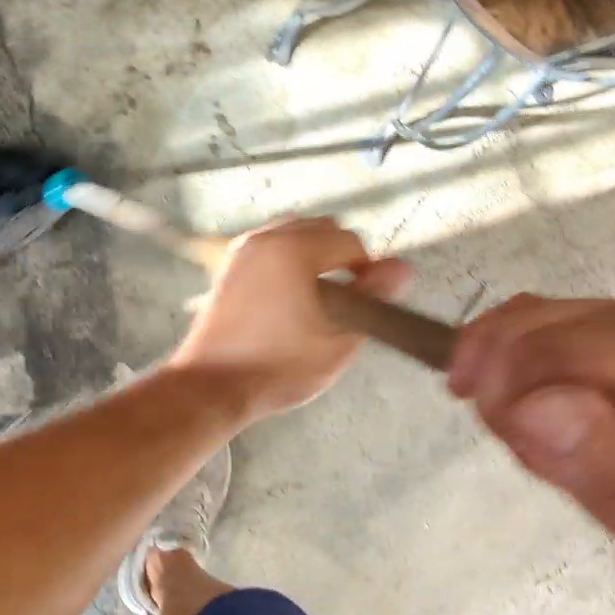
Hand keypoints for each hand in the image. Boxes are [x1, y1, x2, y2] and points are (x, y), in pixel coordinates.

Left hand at [168, 218, 411, 418]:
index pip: (349, 241)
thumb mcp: (338, 338)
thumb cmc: (279, 366)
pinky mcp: (227, 267)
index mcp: (294, 249)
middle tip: (348, 298)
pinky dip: (287, 261)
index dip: (368, 269)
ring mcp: (241, 250)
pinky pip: (269, 248)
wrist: (212, 385)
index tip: (369, 302)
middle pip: (319, 228)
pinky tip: (289, 299)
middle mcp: (265, 238)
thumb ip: (373, 298)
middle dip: (340, 255)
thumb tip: (403, 267)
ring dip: (313, 255)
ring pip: (292, 234)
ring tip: (320, 298)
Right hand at [448, 295, 614, 614]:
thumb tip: (538, 405)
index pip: (599, 350)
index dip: (525, 390)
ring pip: (544, 319)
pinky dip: (512, 363)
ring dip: (508, 380)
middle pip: (565, 328)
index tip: (516, 454)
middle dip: (517, 390)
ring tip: (536, 451)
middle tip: (530, 463)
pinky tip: (526, 416)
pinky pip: (545, 321)